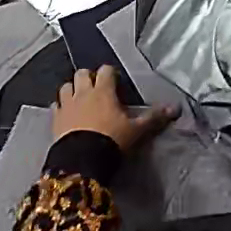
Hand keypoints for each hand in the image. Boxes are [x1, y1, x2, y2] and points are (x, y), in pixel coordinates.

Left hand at [52, 66, 175, 153]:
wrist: (82, 159)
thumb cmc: (112, 140)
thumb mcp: (136, 130)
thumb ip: (154, 118)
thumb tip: (175, 108)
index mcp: (103, 91)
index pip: (106, 70)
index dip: (110, 73)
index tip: (116, 81)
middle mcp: (83, 92)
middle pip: (82, 73)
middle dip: (89, 77)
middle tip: (97, 87)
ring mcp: (67, 104)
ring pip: (66, 86)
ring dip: (72, 89)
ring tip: (79, 97)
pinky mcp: (55, 118)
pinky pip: (55, 105)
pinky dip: (61, 106)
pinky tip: (66, 112)